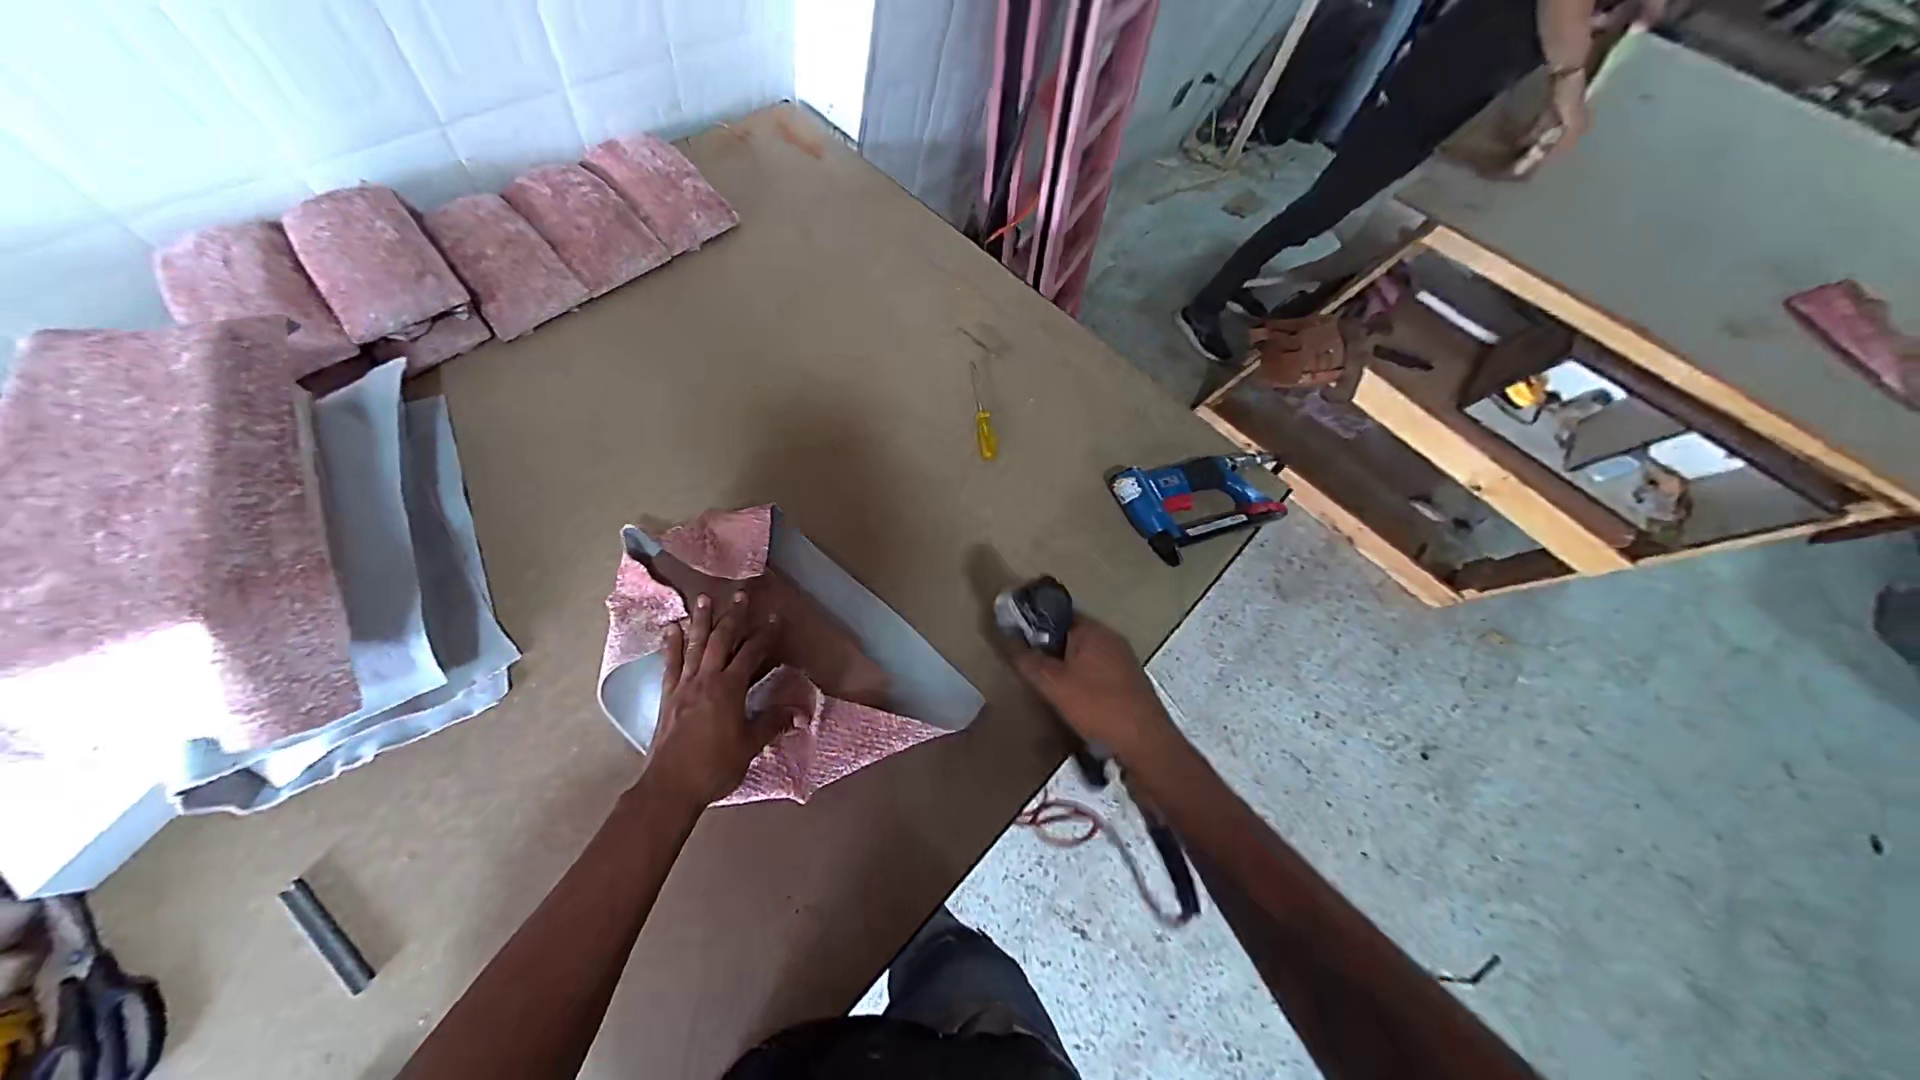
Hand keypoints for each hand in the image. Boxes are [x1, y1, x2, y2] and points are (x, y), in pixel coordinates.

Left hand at [646, 592, 781, 808]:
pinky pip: (671, 664)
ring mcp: (684, 686)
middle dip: (733, 616)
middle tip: (740, 595)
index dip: (764, 635)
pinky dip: (672, 645)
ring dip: (701, 621)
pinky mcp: (668, 696)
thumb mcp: (750, 745)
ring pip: (695, 646)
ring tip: (704, 599)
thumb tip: (799, 712)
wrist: (670, 787)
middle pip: (721, 640)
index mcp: (729, 689)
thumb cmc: (715, 766)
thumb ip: (772, 723)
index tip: (774, 618)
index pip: (751, 654)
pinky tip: (672, 630)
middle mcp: (706, 680)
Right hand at [1005, 616, 1175, 758]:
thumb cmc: (1097, 706)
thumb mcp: (1052, 684)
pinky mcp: (1129, 681)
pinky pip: (1098, 673)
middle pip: (1071, 636)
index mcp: (1092, 630)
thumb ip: (1028, 661)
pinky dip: (1083, 682)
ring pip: (1084, 656)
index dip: (1034, 625)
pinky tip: (1075, 702)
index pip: (1057, 614)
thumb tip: (1009, 641)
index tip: (1017, 639)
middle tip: (1030, 668)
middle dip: (1050, 651)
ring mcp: (1123, 660)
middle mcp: (1111, 638)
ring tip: (1050, 688)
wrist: (1144, 742)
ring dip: (1067, 669)